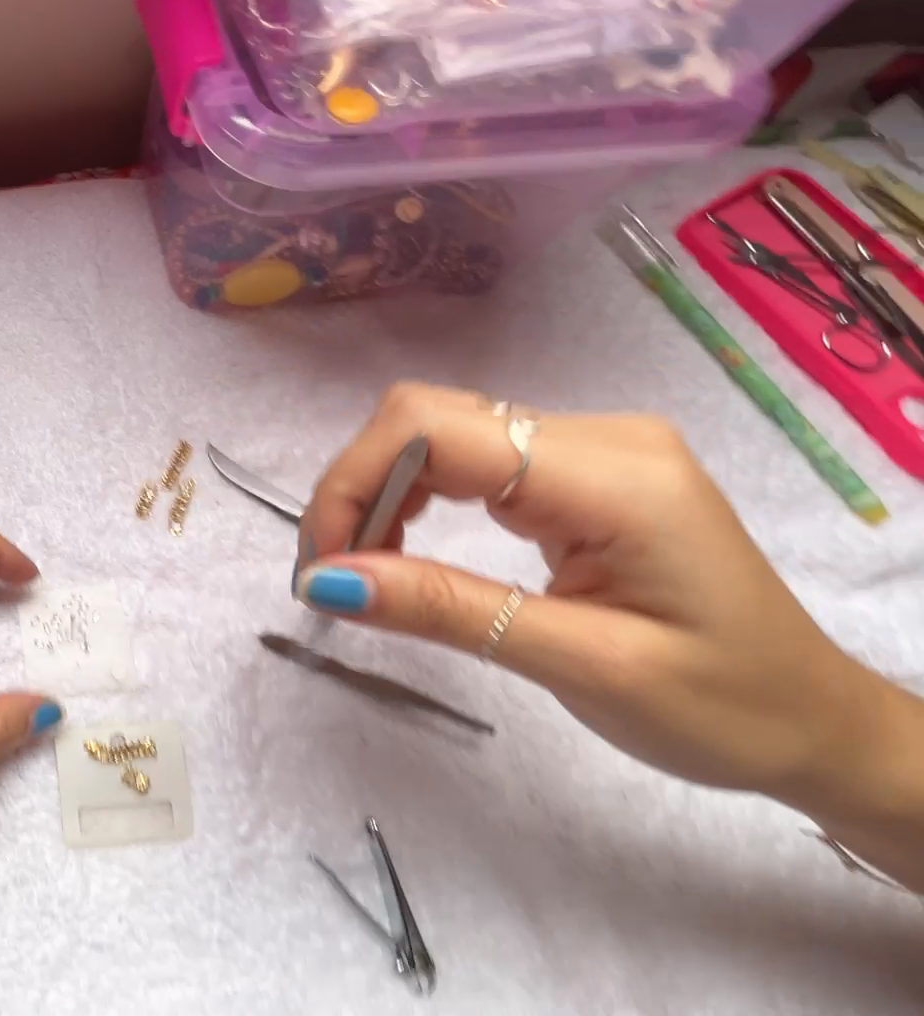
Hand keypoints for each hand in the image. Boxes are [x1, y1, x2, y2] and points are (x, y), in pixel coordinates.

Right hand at [290, 382, 905, 807]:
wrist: (816, 722)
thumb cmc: (719, 709)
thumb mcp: (577, 664)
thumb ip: (444, 608)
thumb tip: (326, 580)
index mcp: (612, 476)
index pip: (433, 431)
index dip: (353, 484)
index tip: (321, 569)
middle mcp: (596, 435)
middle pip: (424, 416)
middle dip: (355, 487)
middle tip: (331, 572)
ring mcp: (586, 444)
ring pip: (433, 429)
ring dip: (375, 491)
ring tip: (360, 567)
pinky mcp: (571, 466)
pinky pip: (461, 454)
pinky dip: (409, 495)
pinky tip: (401, 544)